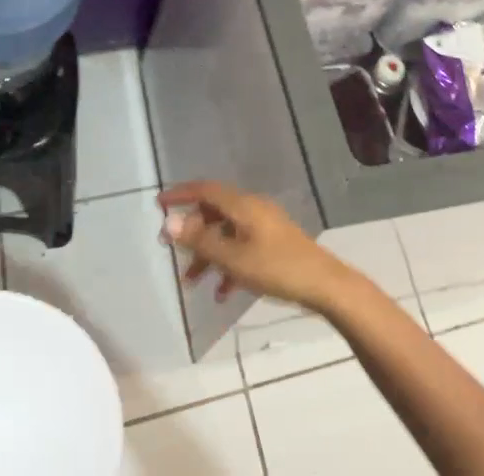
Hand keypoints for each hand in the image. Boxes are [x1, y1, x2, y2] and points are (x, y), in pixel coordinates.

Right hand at [158, 181, 359, 310]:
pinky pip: (242, 248)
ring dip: (208, 255)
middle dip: (192, 233)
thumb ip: (200, 241)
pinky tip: (221, 293)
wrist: (324, 285)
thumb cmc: (276, 268)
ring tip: (191, 282)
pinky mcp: (274, 244)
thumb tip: (169, 222)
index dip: (181, 194)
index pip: (206, 190)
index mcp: (243, 205)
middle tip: (172, 251)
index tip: (159, 204)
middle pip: (214, 213)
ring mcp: (265, 226)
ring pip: (227, 234)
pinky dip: (228, 265)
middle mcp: (253, 209)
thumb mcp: (233, 258)